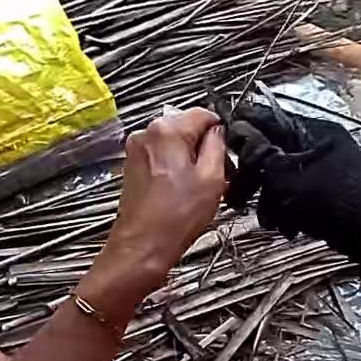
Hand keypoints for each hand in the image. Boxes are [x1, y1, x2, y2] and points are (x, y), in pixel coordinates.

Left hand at [83, 108, 226, 312]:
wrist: (143, 246)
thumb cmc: (174, 218)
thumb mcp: (212, 178)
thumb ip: (218, 145)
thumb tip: (218, 132)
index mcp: (167, 130)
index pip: (203, 114)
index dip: (221, 132)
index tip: (228, 152)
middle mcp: (147, 134)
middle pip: (187, 128)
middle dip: (204, 148)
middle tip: (217, 176)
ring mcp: (136, 151)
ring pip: (174, 144)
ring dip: (189, 160)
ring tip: (199, 189)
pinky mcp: (133, 167)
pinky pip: (161, 158)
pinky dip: (174, 170)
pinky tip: (183, 193)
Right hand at [224, 105, 360, 286]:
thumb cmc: (334, 201)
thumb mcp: (290, 177)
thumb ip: (260, 153)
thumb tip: (236, 129)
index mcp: (312, 131)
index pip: (267, 118)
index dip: (242, 131)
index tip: (223, 151)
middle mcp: (318, 145)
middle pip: (271, 152)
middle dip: (254, 179)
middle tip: (238, 200)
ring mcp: (324, 169)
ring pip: (280, 178)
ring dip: (271, 202)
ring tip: (274, 221)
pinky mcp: (326, 192)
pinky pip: (295, 195)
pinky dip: (287, 211)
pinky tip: (291, 227)